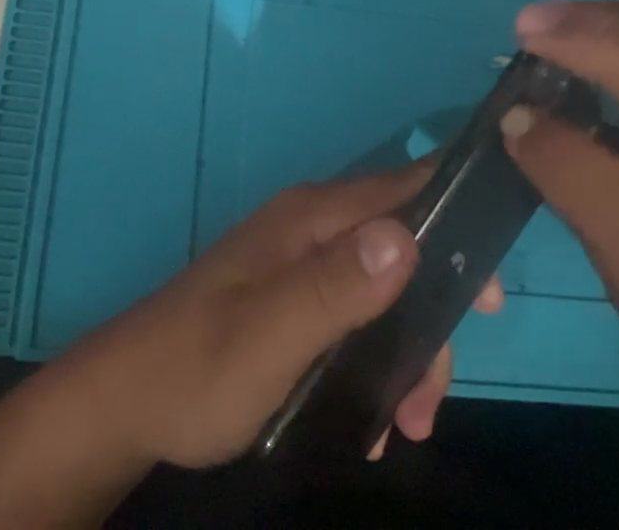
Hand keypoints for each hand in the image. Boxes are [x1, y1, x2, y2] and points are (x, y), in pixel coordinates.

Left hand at [54, 162, 501, 468]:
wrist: (126, 405)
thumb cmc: (195, 371)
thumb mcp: (268, 338)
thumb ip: (333, 288)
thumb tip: (407, 236)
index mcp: (309, 220)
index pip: (405, 191)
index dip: (459, 228)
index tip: (492, 298)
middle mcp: (309, 230)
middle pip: (404, 251)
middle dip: (432, 324)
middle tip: (430, 400)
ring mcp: (299, 265)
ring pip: (384, 293)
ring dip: (406, 358)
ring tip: (402, 426)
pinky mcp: (291, 300)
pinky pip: (355, 318)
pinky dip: (375, 365)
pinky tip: (370, 421)